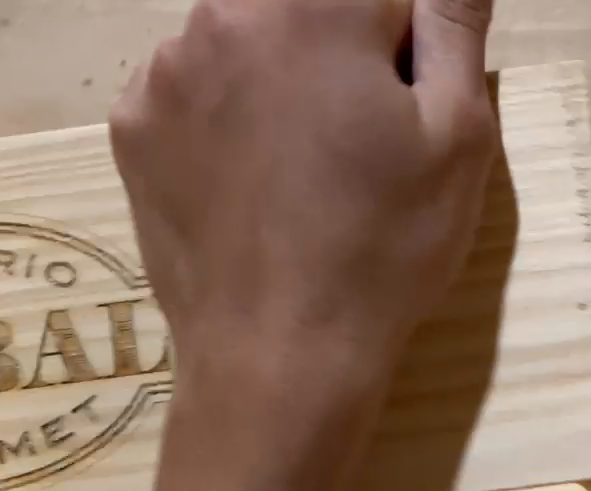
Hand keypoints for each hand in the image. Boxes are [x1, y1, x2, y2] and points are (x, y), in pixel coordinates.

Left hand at [110, 0, 498, 423]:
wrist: (283, 356)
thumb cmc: (386, 250)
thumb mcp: (457, 141)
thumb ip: (454, 28)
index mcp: (314, 6)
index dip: (406, 50)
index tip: (408, 112)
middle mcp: (224, 10)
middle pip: (304, 12)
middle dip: (342, 61)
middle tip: (361, 150)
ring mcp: (163, 70)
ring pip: (245, 49)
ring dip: (283, 87)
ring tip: (307, 182)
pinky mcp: (132, 129)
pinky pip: (193, 99)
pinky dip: (228, 127)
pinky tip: (257, 196)